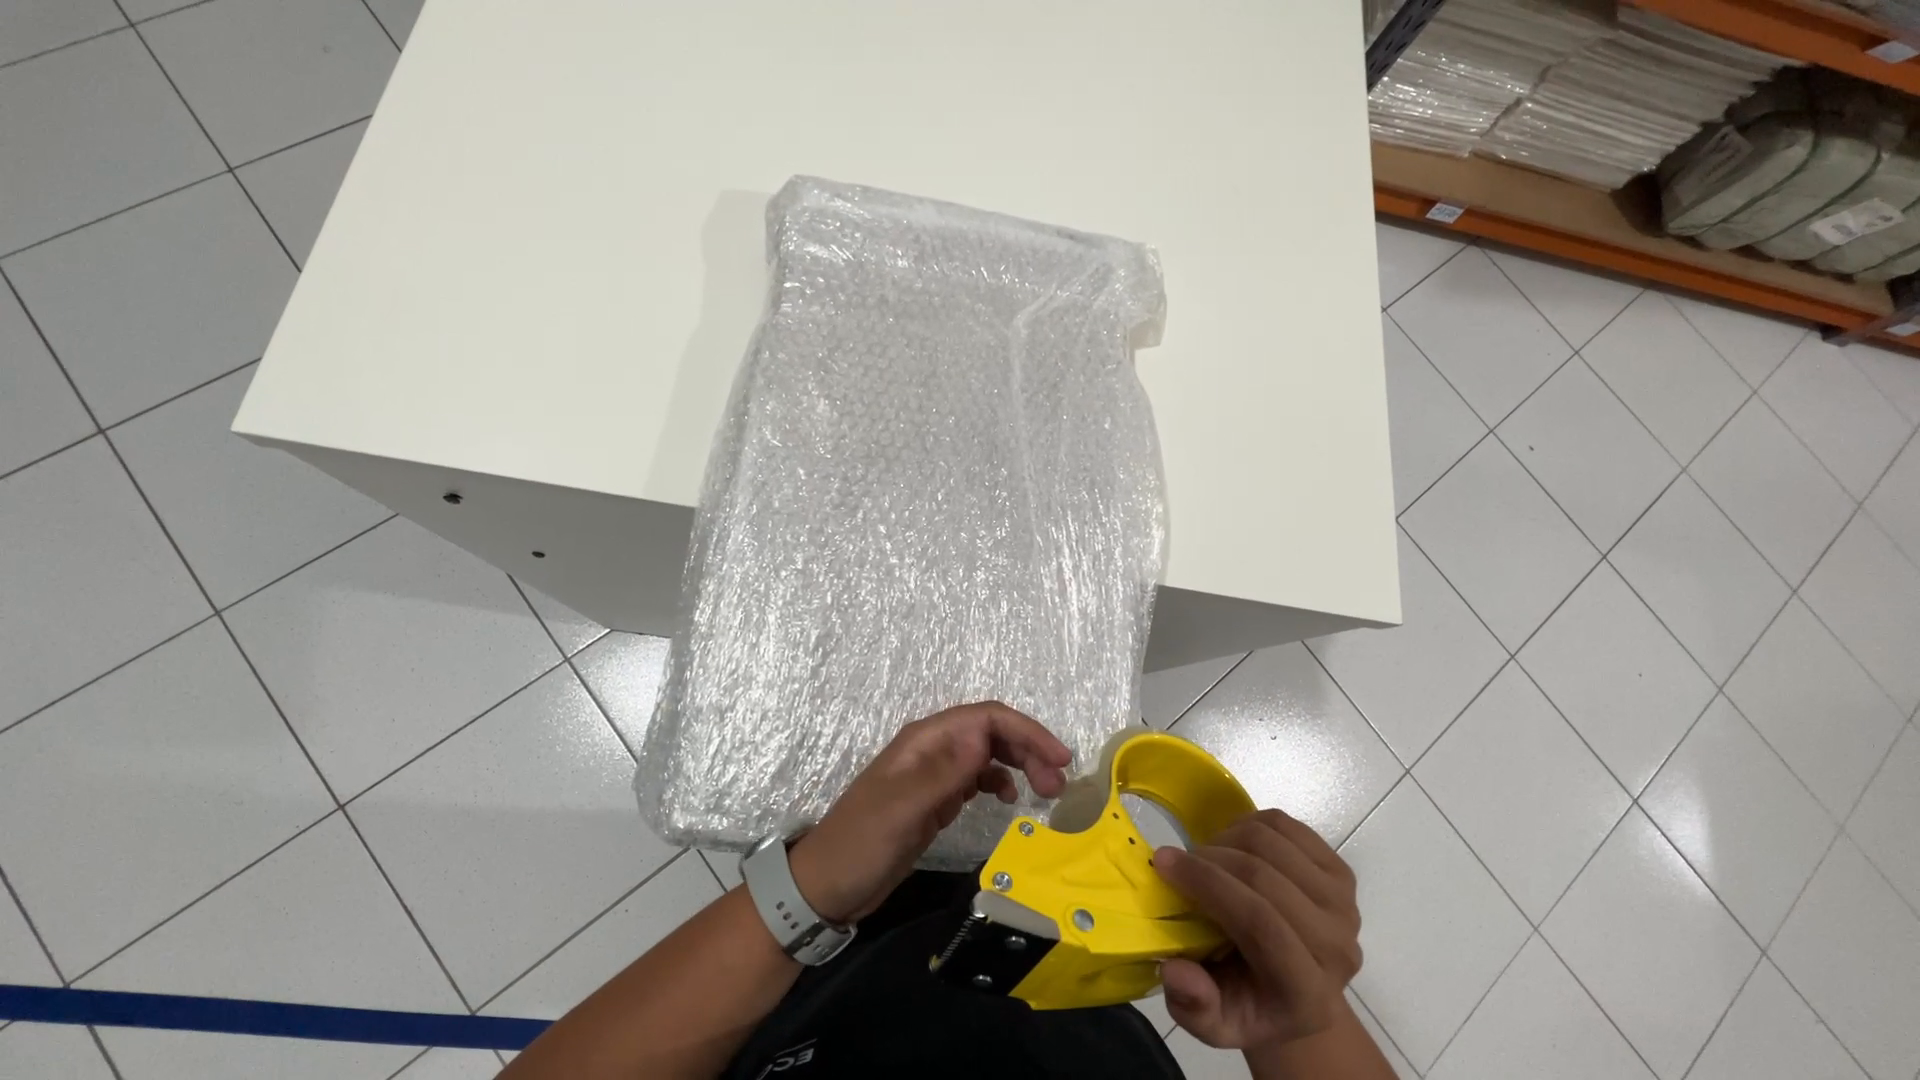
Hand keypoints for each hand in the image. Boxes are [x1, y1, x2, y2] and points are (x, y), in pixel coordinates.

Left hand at [786, 701, 1071, 924]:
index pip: (984, 718)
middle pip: (991, 733)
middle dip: (1028, 748)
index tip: (1059, 757)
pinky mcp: (936, 801)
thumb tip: (986, 737)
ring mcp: (934, 776)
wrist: (827, 885)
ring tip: (1046, 791)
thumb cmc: (862, 843)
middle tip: (1058, 784)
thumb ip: (945, 772)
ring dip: (1019, 764)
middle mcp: (932, 750)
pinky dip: (999, 782)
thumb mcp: (903, 808)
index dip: (1025, 730)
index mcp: (923, 741)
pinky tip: (1009, 798)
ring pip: (987, 755)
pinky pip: (976, 780)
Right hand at [1152, 809, 1361, 1050]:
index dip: (1208, 884)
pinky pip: (1286, 826)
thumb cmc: (1246, 1004)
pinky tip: (1232, 844)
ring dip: (1226, 838)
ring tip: (1205, 856)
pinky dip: (1248, 823)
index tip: (1163, 862)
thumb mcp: (1213, 1023)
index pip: (1260, 922)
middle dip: (1209, 857)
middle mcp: (1337, 947)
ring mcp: (1344, 905)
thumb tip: (1175, 969)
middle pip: (1266, 877)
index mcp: (1307, 993)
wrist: (1295, 993)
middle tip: (1179, 860)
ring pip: (1274, 843)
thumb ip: (1193, 1005)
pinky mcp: (1342, 873)